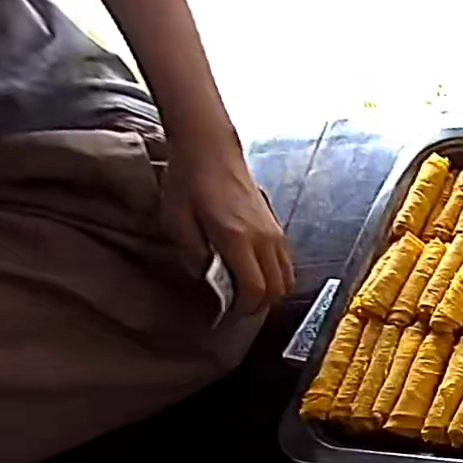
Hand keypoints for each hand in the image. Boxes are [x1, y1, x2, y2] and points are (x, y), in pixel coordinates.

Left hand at [160, 139, 293, 313]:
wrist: (211, 148)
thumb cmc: (189, 181)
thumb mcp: (175, 220)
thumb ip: (192, 254)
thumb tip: (206, 278)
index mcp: (236, 239)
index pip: (253, 289)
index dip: (244, 308)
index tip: (229, 314)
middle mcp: (263, 239)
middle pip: (275, 289)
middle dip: (258, 305)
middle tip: (239, 308)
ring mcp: (275, 233)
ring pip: (286, 279)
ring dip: (271, 292)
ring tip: (250, 293)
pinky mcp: (278, 228)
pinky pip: (287, 263)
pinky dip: (277, 276)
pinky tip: (257, 273)